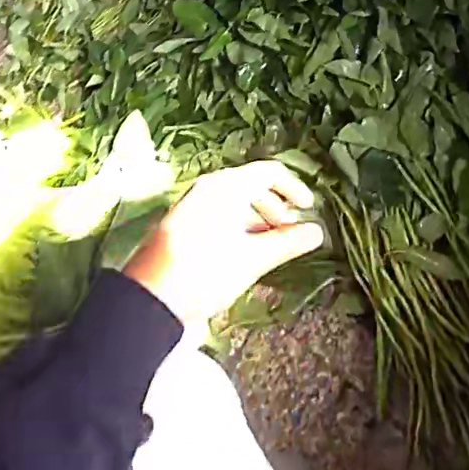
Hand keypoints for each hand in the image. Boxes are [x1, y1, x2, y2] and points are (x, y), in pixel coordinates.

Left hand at [123, 160, 325, 324]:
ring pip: (235, 197)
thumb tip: (318, 231)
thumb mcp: (252, 259)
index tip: (309, 208)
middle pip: (252, 183)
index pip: (270, 172)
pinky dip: (239, 221)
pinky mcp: (182, 218)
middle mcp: (210, 185)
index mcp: (228, 185)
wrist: (150, 297)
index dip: (294, 188)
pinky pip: (219, 208)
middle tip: (290, 230)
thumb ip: (287, 243)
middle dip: (276, 204)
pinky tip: (243, 248)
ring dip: (258, 215)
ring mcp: (193, 201)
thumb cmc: (206, 271)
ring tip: (270, 242)